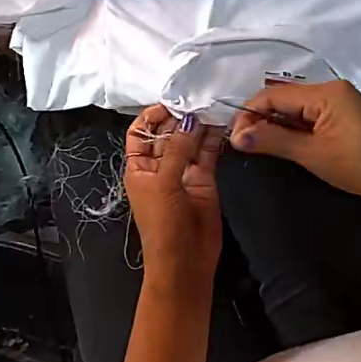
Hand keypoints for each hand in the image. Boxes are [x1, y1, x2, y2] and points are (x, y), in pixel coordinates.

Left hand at [123, 106, 223, 283]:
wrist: (184, 262)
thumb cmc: (162, 224)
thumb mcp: (164, 183)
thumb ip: (177, 149)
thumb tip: (189, 120)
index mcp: (138, 167)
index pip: (141, 132)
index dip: (152, 116)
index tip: (171, 102)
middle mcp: (159, 166)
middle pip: (168, 134)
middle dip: (180, 117)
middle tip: (198, 99)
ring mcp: (183, 172)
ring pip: (190, 141)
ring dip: (199, 125)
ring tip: (212, 106)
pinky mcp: (204, 179)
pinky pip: (207, 153)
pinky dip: (214, 139)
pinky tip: (221, 123)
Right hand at [227, 80, 360, 215]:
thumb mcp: (313, 155)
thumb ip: (273, 141)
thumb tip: (236, 137)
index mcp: (325, 93)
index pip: (271, 95)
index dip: (248, 115)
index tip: (235, 141)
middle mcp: (331, 90)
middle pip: (282, 99)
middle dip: (259, 121)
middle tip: (244, 148)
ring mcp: (339, 103)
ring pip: (294, 110)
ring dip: (275, 127)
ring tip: (259, 149)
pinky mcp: (344, 117)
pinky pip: (308, 118)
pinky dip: (293, 131)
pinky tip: (284, 147)